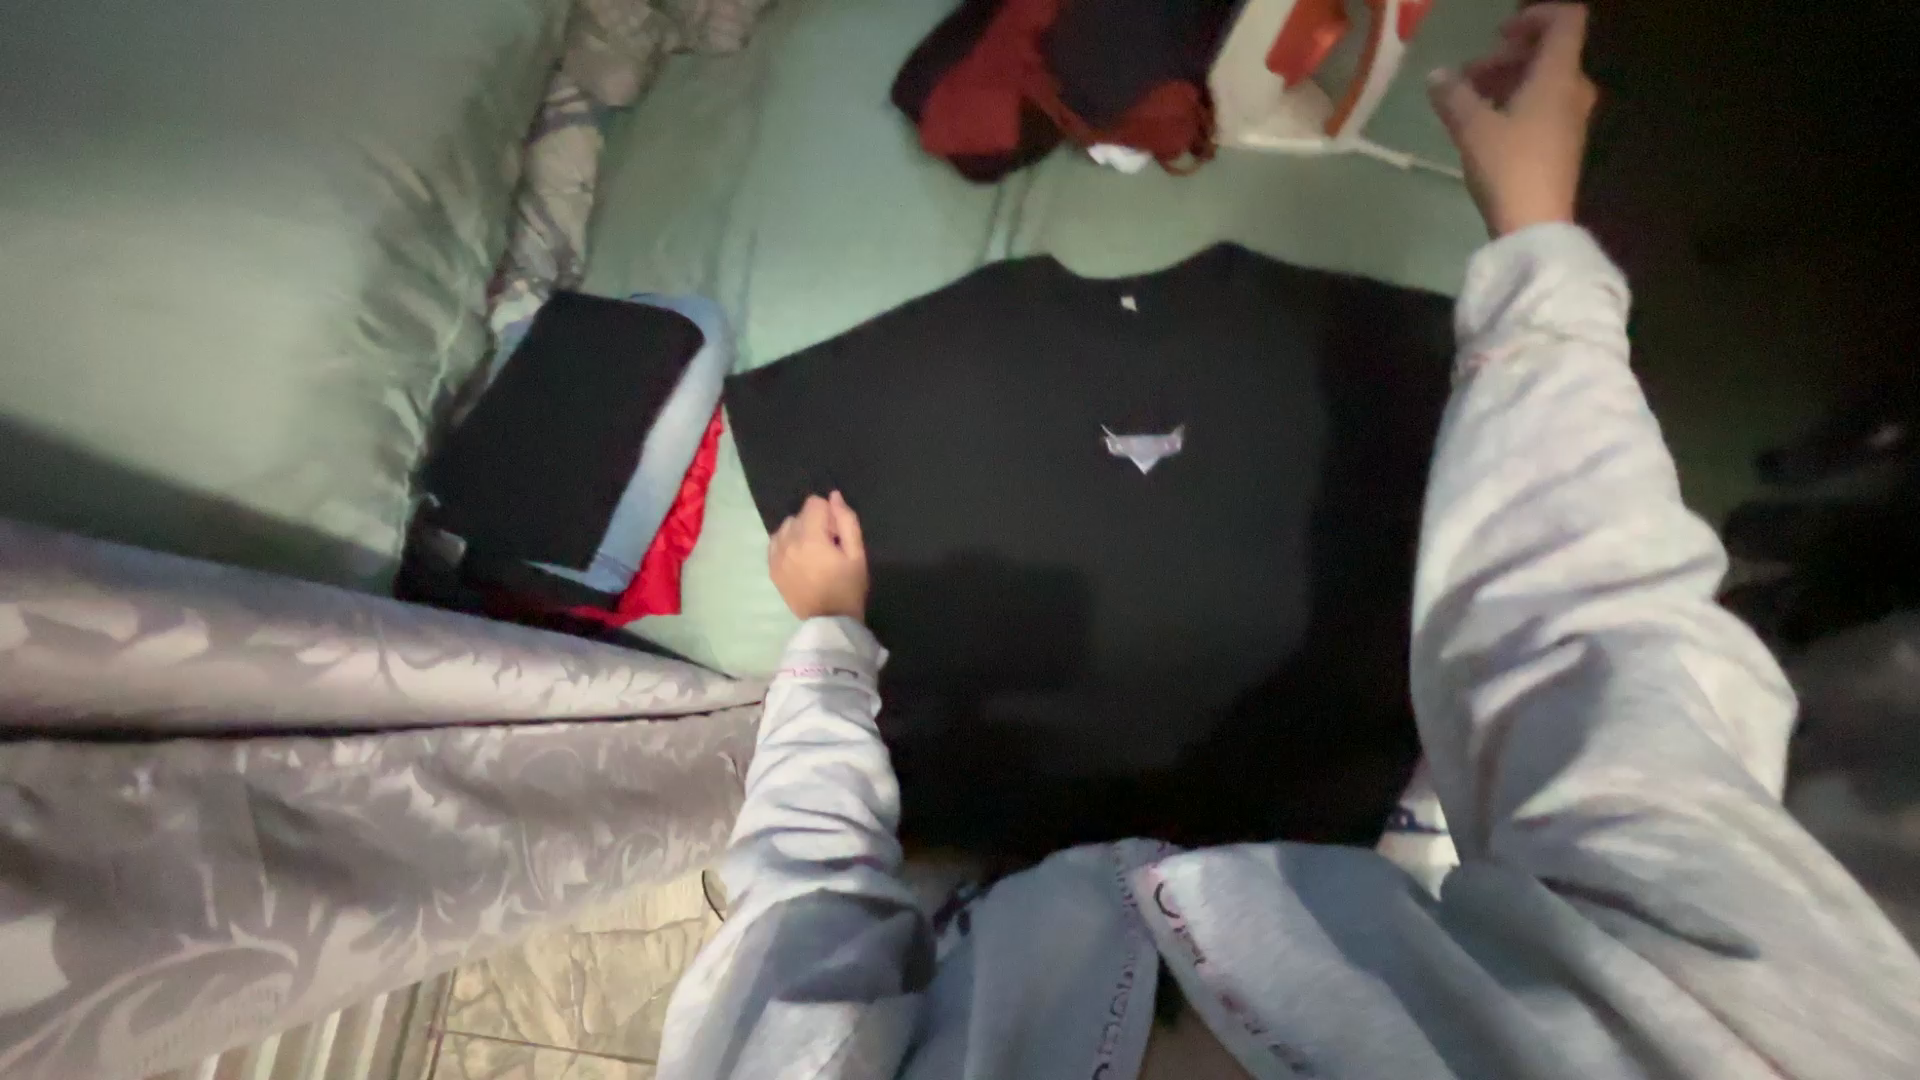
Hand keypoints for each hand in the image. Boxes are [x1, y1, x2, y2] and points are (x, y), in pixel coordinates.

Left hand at [769, 491, 868, 620]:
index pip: (814, 503)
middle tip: (828, 546)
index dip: (830, 515)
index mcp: (809, 537)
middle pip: (799, 514)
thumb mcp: (857, 553)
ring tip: (813, 553)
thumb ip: (846, 521)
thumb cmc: (848, 587)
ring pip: (786, 527)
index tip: (837, 535)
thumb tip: (834, 496)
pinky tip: (800, 559)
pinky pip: (776, 542)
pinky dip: (787, 544)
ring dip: (799, 532)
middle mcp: (787, 542)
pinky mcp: (771, 568)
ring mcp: (776, 556)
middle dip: (815, 523)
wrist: (830, 621)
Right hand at [1427, 3, 1598, 237]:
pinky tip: (1485, 128)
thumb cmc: (1507, 167)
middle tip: (1467, 78)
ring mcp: (1570, 117)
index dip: (1532, 17)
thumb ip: (1454, 98)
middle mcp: (1572, 88)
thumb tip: (1436, 75)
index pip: (1564, 20)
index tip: (1496, 34)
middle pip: (1548, 54)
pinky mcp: (1560, 144)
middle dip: (1507, 57)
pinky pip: (1541, 107)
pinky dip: (1515, 105)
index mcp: (1558, 74)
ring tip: (1469, 104)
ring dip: (1508, 83)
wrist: (1534, 221)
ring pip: (1542, 82)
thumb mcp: (1472, 130)